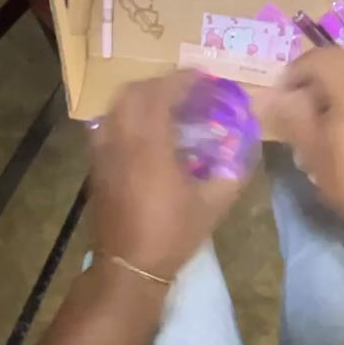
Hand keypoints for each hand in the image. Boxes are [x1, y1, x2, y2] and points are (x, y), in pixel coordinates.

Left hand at [88, 71, 249, 280]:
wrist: (129, 266)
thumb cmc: (172, 234)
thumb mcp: (213, 204)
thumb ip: (232, 171)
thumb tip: (247, 147)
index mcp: (150, 146)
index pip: (161, 94)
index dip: (182, 80)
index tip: (202, 77)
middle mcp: (122, 141)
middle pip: (133, 92)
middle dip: (159, 84)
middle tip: (184, 91)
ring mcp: (103, 152)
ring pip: (115, 106)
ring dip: (140, 97)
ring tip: (165, 107)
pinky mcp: (96, 165)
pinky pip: (107, 125)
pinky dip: (126, 116)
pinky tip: (145, 132)